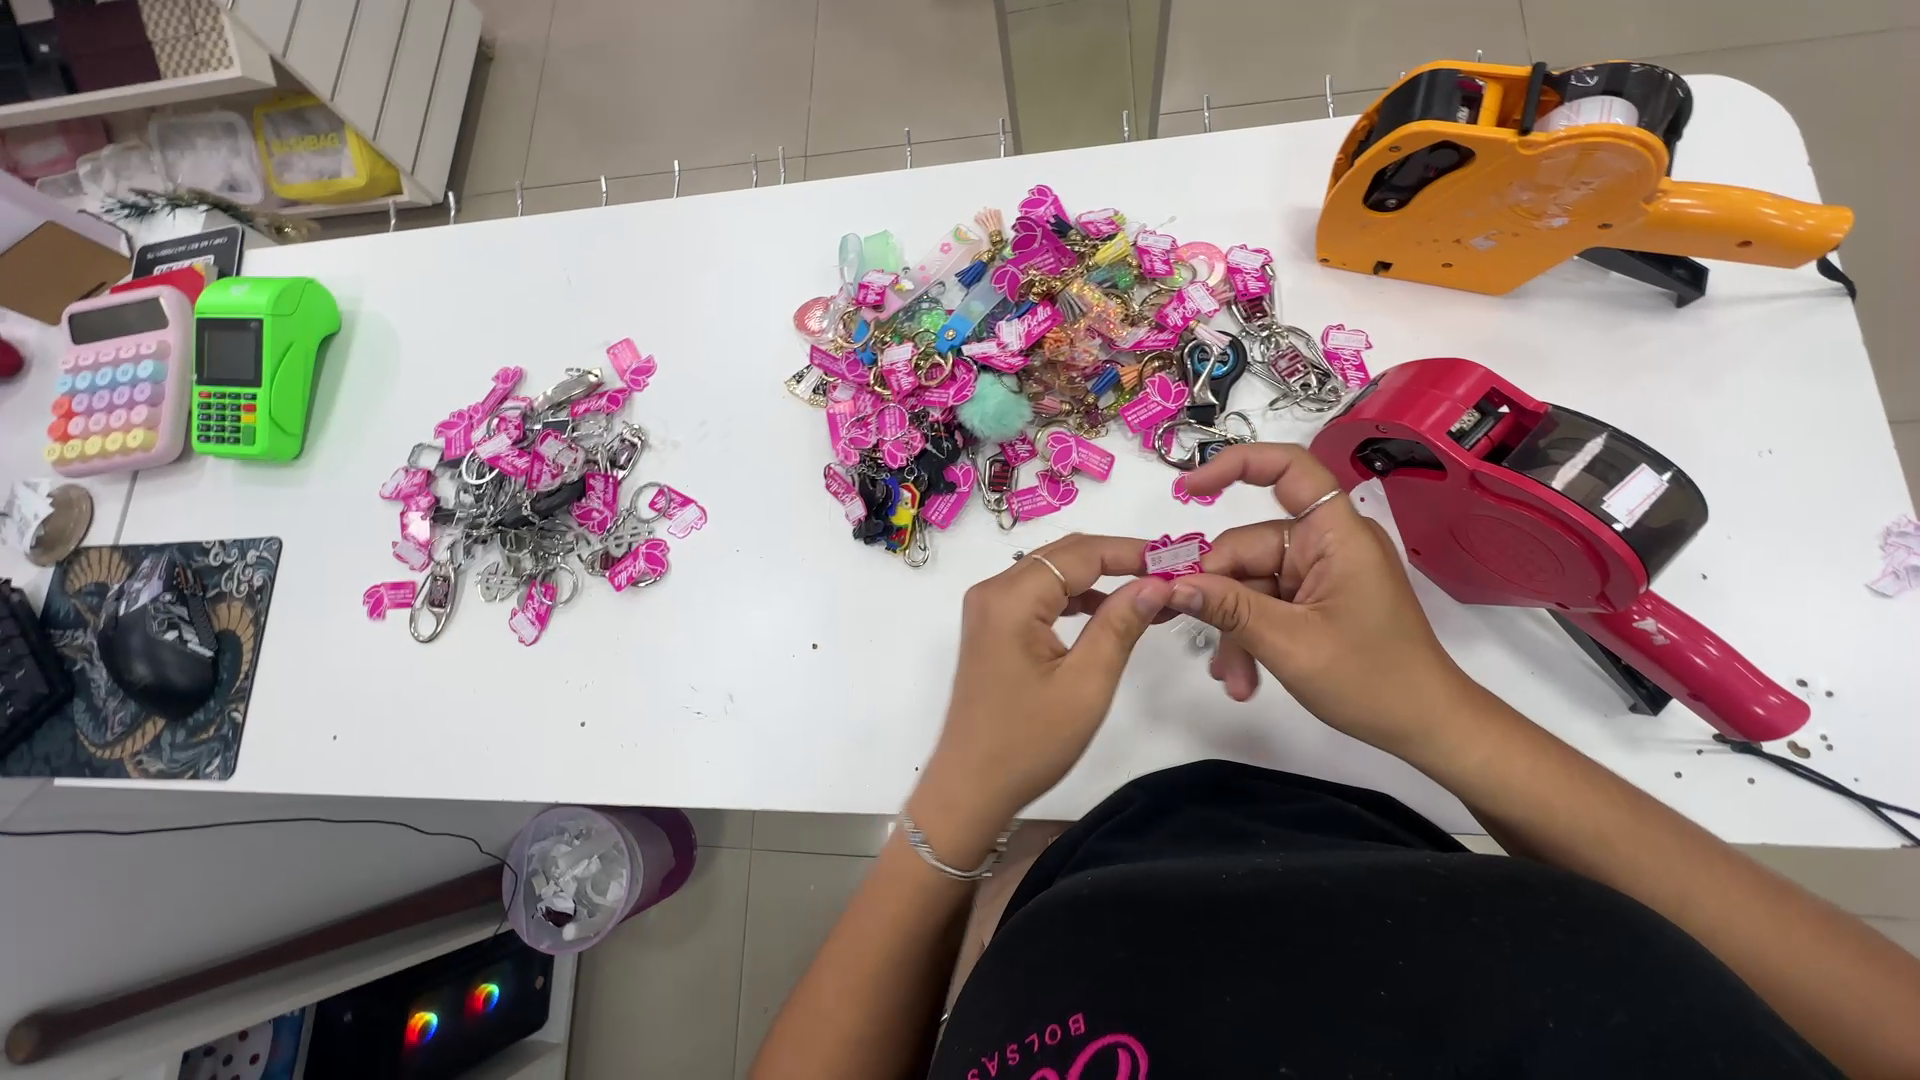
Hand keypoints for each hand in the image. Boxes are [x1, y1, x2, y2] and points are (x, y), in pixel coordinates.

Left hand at [911, 534, 1172, 861]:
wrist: (972, 787)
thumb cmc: (1029, 742)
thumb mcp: (1086, 683)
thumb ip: (1120, 624)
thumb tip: (1157, 582)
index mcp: (1010, 598)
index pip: (1081, 553)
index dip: (1132, 551)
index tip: (1180, 558)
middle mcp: (993, 591)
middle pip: (1064, 556)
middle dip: (1118, 560)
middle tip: (1171, 573)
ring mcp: (989, 610)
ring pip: (1052, 573)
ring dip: (1099, 578)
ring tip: (1149, 594)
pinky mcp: (992, 628)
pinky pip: (1039, 596)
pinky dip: (1075, 598)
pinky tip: (1107, 613)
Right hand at [1167, 443, 1476, 756]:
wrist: (1425, 725)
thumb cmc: (1372, 679)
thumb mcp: (1289, 644)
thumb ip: (1228, 609)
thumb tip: (1171, 586)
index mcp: (1337, 536)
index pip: (1290, 470)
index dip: (1237, 465)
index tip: (1188, 490)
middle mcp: (1327, 544)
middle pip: (1249, 546)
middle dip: (1222, 599)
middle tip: (1205, 645)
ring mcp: (1321, 573)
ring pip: (1250, 583)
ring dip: (1235, 630)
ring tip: (1235, 680)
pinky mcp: (1316, 599)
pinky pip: (1264, 603)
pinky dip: (1250, 635)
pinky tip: (1244, 675)